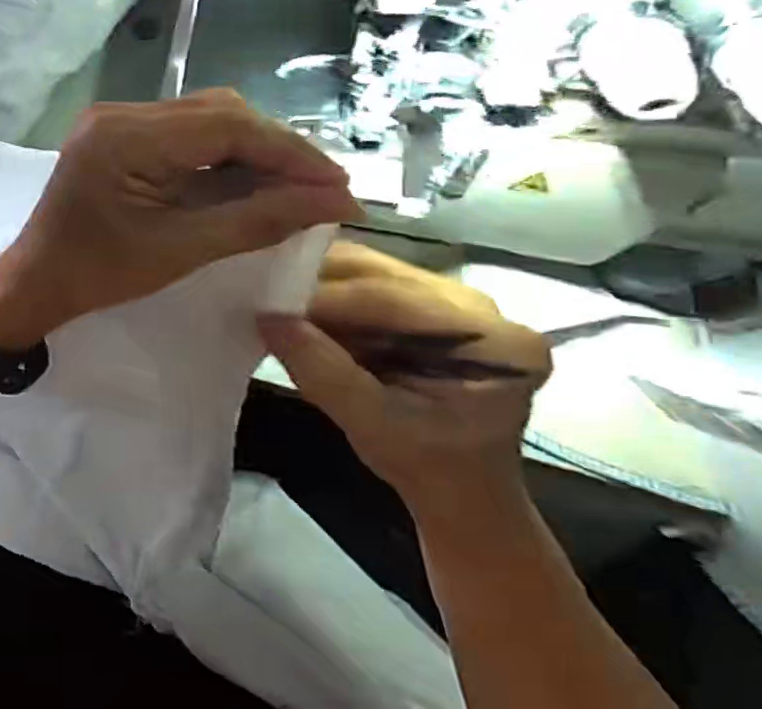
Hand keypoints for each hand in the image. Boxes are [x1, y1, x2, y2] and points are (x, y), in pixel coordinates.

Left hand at [0, 90, 359, 348]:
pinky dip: (222, 155)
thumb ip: (259, 220)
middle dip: (276, 149)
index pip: (227, 125)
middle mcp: (120, 112)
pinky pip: (184, 133)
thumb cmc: (99, 274)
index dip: (290, 153)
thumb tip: (335, 201)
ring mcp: (116, 119)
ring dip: (253, 150)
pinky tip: (251, 180)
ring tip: (297, 187)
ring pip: (206, 118)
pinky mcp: (119, 133)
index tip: (339, 185)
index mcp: (125, 136)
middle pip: (219, 113)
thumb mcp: (182, 250)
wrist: (37, 280)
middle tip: (323, 189)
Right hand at [256, 242, 550, 516]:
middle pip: (383, 275)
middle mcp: (482, 306)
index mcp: (495, 342)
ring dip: (322, 284)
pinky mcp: (432, 301)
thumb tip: (267, 318)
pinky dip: (333, 292)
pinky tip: (304, 306)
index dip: (326, 301)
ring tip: (281, 302)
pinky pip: (372, 280)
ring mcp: (458, 299)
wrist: (461, 491)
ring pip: (373, 270)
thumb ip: (323, 371)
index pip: (393, 301)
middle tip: (268, 297)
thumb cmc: (427, 468)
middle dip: (320, 285)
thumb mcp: (371, 427)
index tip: (269, 306)